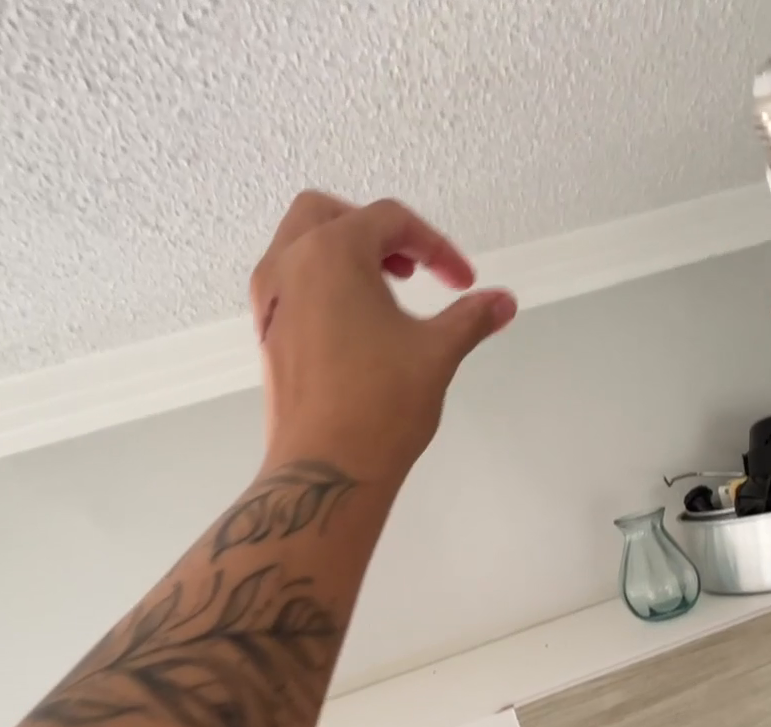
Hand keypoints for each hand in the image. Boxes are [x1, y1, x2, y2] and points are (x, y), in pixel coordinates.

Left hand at [249, 192, 516, 479]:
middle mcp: (289, 264)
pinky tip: (358, 325)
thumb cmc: (380, 405)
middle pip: (328, 213)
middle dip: (376, 231)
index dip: (436, 245)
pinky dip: (323, 282)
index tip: (462, 281)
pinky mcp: (267, 334)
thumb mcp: (437, 353)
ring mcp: (270, 300)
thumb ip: (471, 317)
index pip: (389, 220)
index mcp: (331, 253)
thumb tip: (503, 303)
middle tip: (410, 266)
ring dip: (346, 254)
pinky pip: (291, 282)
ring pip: (300, 245)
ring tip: (387, 293)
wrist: (325, 470)